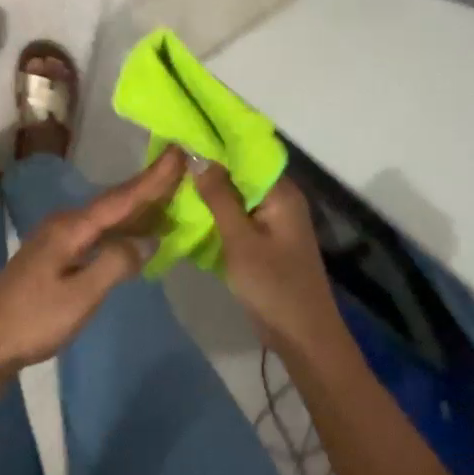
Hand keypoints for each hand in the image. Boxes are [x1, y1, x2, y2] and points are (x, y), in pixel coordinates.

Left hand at [0, 149, 185, 372]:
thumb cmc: (35, 320)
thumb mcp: (81, 296)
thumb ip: (115, 264)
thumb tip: (148, 239)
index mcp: (71, 228)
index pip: (120, 199)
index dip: (152, 179)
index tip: (178, 153)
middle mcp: (64, 224)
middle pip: (114, 202)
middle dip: (148, 187)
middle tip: (182, 169)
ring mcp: (57, 239)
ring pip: (106, 217)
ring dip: (137, 209)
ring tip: (169, 198)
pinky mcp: (55, 255)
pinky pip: (97, 232)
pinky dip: (120, 229)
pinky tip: (134, 235)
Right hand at [188, 149, 341, 351]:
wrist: (304, 339)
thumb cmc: (274, 287)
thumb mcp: (241, 241)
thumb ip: (220, 197)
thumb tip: (197, 155)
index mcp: (282, 193)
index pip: (247, 153)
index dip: (216, 143)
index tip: (182, 135)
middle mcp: (280, 200)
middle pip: (241, 173)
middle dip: (209, 166)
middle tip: (169, 160)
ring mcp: (274, 222)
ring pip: (237, 195)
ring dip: (210, 191)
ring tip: (172, 181)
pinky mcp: (266, 241)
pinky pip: (238, 216)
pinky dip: (217, 213)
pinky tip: (189, 211)